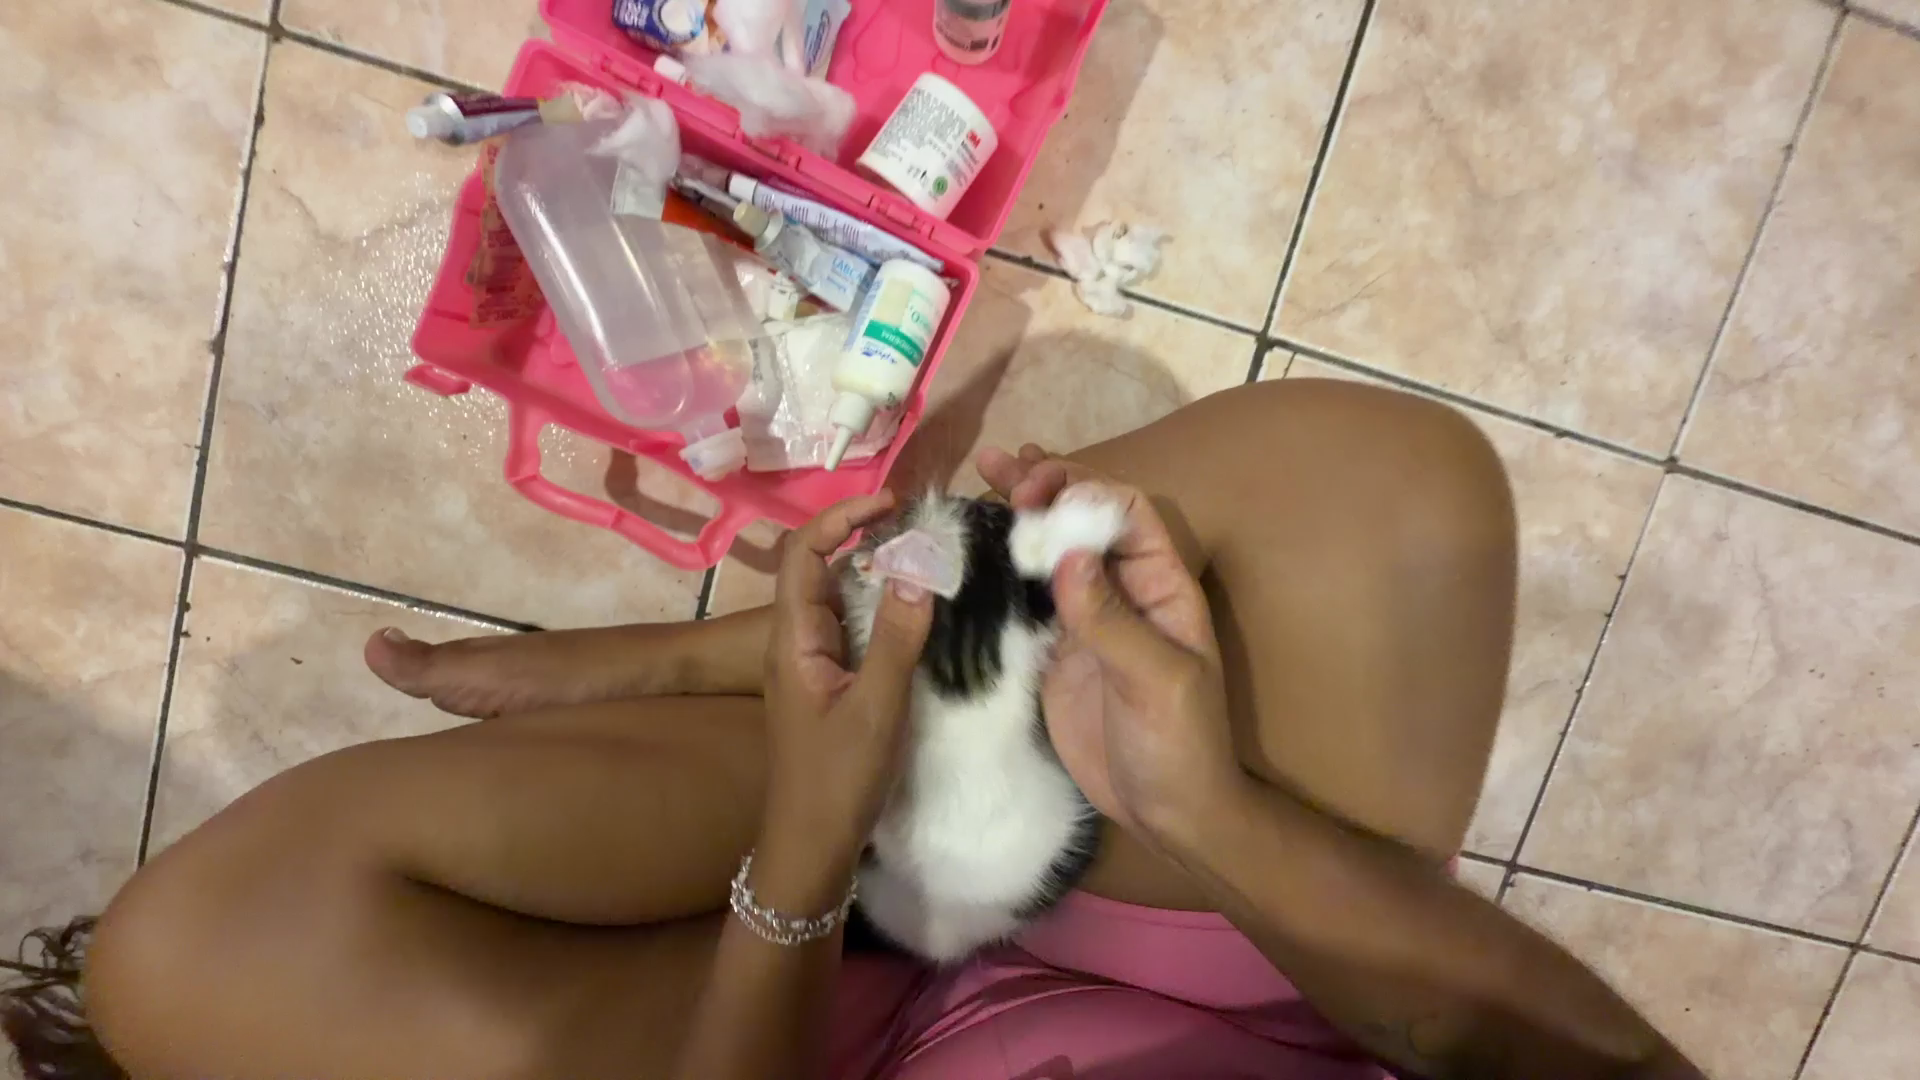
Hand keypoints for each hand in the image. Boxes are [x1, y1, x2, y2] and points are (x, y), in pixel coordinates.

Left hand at [759, 491, 933, 877]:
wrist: (811, 846)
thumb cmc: (838, 779)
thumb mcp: (877, 707)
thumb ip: (898, 639)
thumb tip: (918, 571)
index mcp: (794, 638)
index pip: (803, 554)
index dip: (840, 517)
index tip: (890, 506)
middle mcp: (797, 640)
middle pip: (821, 569)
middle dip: (865, 539)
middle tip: (920, 534)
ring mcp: (812, 662)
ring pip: (840, 599)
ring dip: (876, 574)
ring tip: (925, 563)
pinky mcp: (829, 682)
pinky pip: (853, 629)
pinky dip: (881, 610)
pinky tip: (915, 616)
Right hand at [977, 446, 1245, 846]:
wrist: (1165, 811)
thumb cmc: (1181, 744)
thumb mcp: (1157, 680)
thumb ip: (1111, 620)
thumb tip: (1065, 556)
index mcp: (1160, 585)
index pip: (1125, 514)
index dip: (1084, 491)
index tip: (1038, 493)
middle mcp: (1121, 590)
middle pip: (1081, 521)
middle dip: (1045, 487)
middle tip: (998, 464)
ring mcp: (1083, 618)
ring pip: (1050, 551)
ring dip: (1021, 515)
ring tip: (985, 476)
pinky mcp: (1053, 648)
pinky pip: (1026, 597)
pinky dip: (1002, 568)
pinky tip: (977, 547)